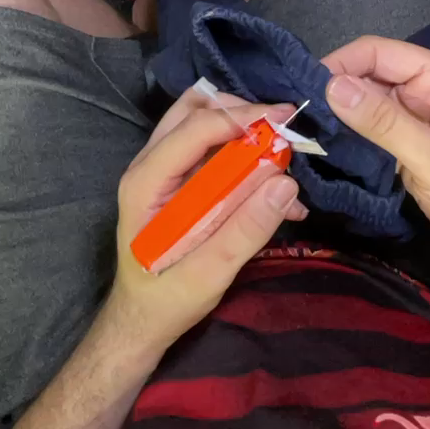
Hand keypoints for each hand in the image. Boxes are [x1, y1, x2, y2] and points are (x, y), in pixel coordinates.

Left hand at [107, 85, 304, 352]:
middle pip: (193, 110)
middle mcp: (148, 165)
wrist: (143, 318)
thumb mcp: (208, 274)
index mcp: (145, 183)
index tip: (285, 120)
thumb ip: (245, 230)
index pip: (194, 128)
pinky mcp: (177, 179)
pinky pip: (209, 146)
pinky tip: (273, 182)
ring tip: (280, 150)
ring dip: (242, 126)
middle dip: (241, 111)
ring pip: (200, 120)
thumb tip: (286, 183)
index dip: (240, 117)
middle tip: (283, 130)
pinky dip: (242, 150)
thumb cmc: (166, 300)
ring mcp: (161, 169)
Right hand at [322, 37, 429, 284]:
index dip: (341, 64)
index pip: (380, 53)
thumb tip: (332, 86)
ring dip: (337, 111)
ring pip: (365, 100)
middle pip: (369, 73)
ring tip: (302, 127)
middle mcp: (428, 88)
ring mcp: (416, 115)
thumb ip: (385, 123)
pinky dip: (347, 132)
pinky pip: (369, 126)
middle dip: (333, 88)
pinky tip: (323, 142)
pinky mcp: (405, 141)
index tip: (303, 89)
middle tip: (295, 112)